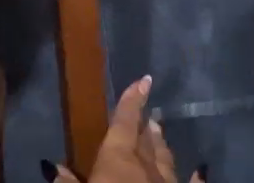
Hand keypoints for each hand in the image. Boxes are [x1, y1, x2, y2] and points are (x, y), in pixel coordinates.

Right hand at [50, 77, 204, 182]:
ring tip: (159, 131)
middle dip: (144, 125)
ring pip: (165, 160)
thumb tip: (53, 167)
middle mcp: (146, 166)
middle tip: (147, 114)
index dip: (131, 100)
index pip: (124, 122)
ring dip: (161, 145)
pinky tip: (200, 171)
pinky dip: (195, 179)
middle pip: (145, 140)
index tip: (144, 80)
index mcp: (118, 157)